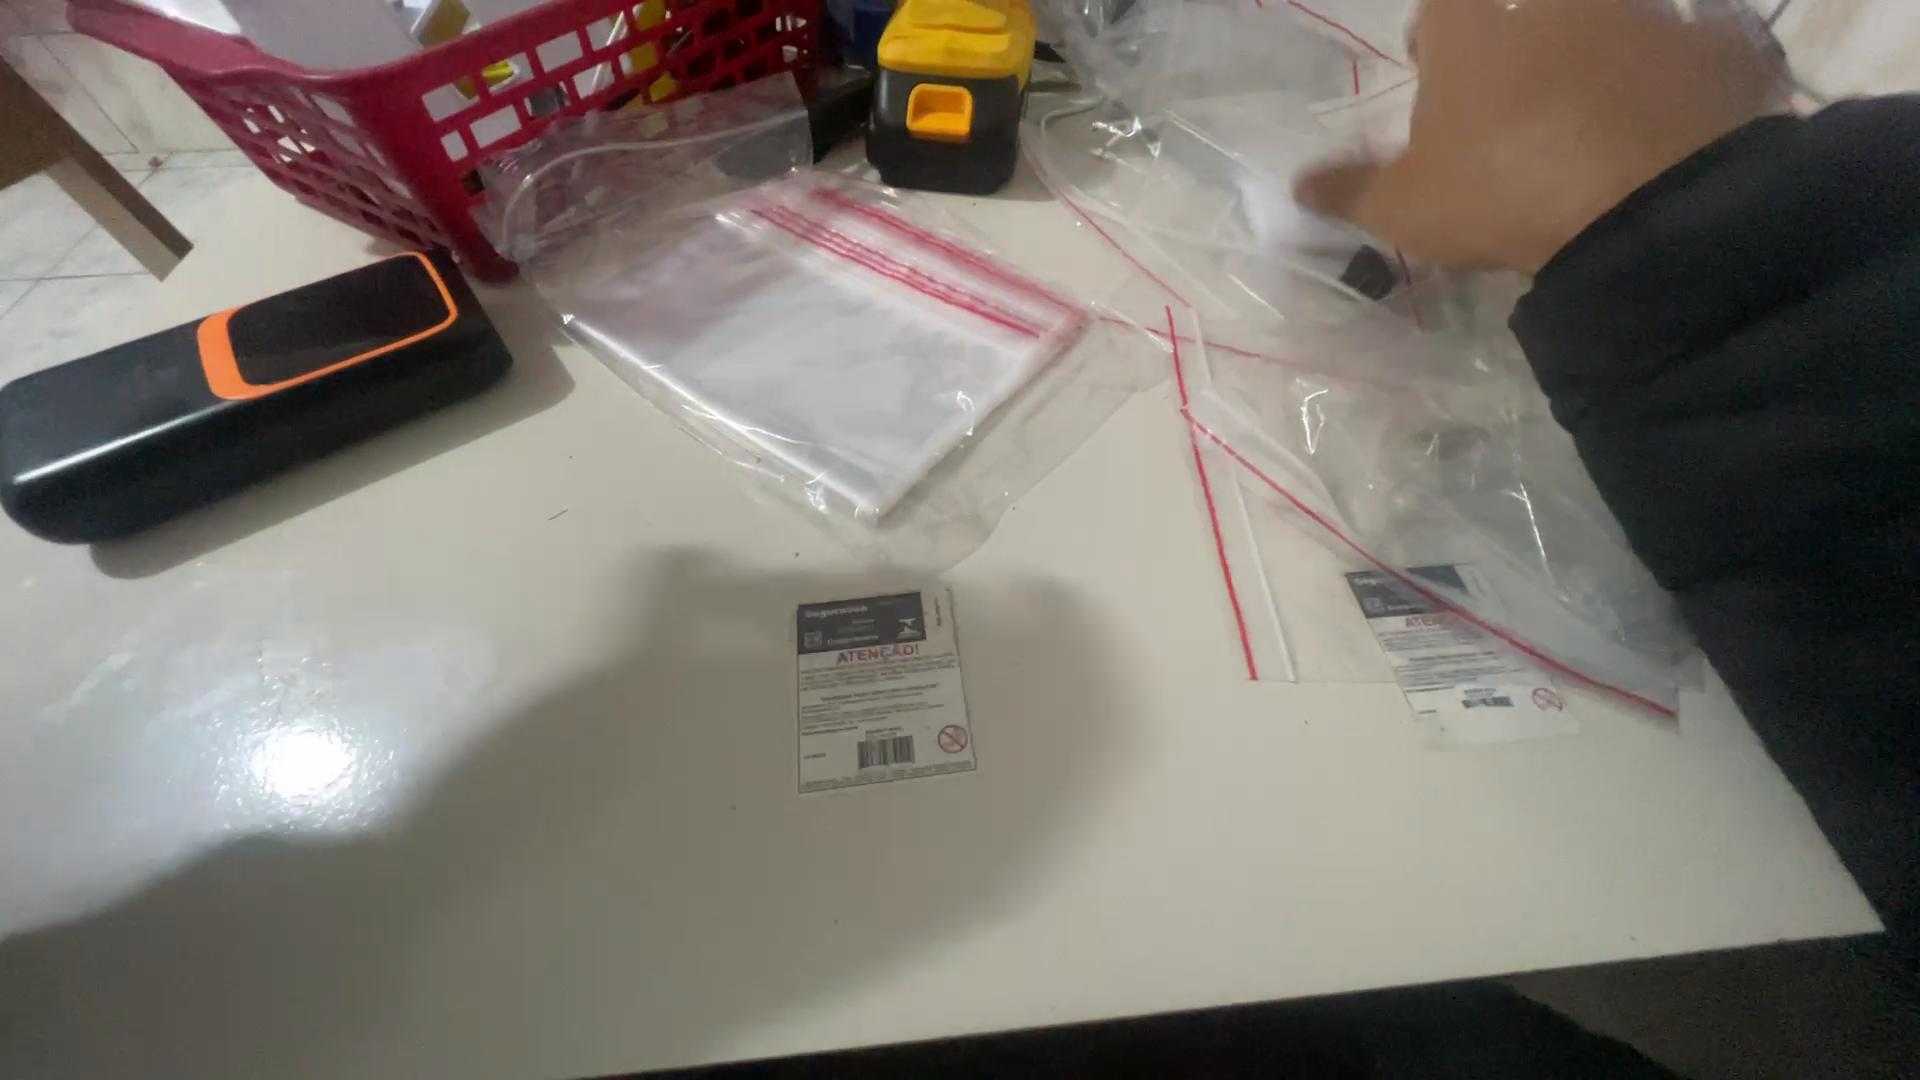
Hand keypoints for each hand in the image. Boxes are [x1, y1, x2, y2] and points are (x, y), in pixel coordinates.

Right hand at [1295, 0, 1785, 273]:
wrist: (1643, 206)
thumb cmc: (1495, 195)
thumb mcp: (1400, 208)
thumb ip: (1347, 191)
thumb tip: (1298, 184)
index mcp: (1478, 40)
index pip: (1443, 4)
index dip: (1431, 25)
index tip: (1425, 55)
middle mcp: (1561, 9)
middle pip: (1531, 4)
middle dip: (1512, 34)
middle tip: (1501, 86)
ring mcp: (1646, 19)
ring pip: (1607, 18)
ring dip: (1586, 51)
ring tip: (1575, 110)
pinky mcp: (1715, 46)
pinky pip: (1684, 47)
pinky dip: (1660, 75)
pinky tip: (1646, 121)